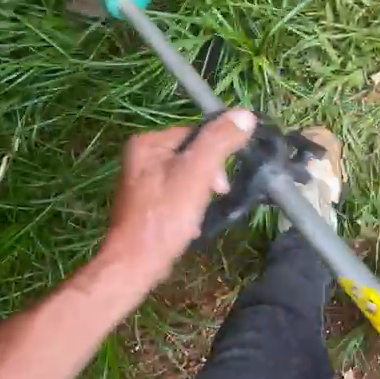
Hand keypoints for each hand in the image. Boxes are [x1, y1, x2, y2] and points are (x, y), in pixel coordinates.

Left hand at [99, 110, 257, 286]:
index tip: (222, 182)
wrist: (134, 263)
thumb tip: (245, 115)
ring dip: (199, 194)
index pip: (196, 133)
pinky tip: (188, 225)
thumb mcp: (197, 173)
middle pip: (191, 155)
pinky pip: (176, 194)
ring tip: (198, 216)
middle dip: (207, 177)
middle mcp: (140, 155)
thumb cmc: (165, 216)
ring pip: (186, 176)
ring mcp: (141, 180)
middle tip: (214, 197)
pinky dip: (187, 207)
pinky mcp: (145, 202)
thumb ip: (219, 141)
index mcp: (148, 142)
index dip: (215, 154)